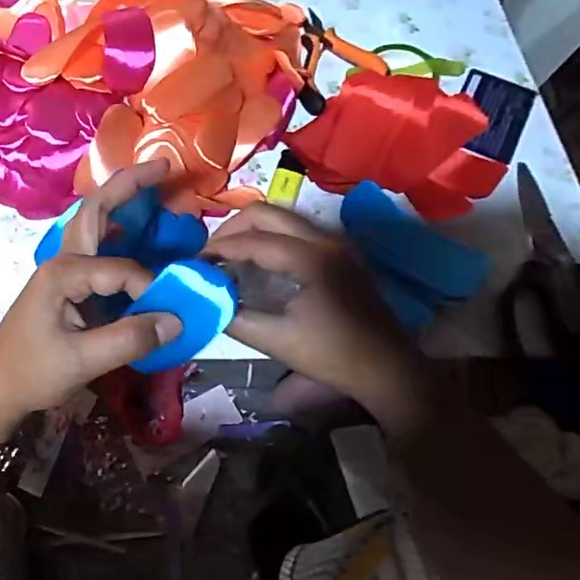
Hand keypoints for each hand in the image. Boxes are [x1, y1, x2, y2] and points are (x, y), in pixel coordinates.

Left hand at [0, 162, 178, 440]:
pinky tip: (133, 224)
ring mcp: (63, 267)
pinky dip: (117, 224)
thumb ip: (130, 339)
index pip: (122, 270)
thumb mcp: (81, 361)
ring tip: (152, 181)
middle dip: (129, 184)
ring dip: (120, 197)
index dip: (149, 290)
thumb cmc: (31, 373)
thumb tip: (176, 320)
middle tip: (163, 166)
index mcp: (63, 273)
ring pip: (94, 220)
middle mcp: (63, 259)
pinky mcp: (68, 281)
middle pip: (96, 209)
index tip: (166, 317)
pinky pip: (97, 243)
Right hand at [202, 204, 434, 438]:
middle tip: (209, 254)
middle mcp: (325, 239)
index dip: (217, 249)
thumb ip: (235, 316)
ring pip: (283, 217)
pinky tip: (259, 262)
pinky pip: (297, 229)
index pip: (251, 240)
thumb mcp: (276, 341)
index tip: (193, 264)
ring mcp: (336, 242)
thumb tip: (205, 298)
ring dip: (252, 229)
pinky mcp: (342, 252)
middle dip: (232, 228)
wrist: (387, 367)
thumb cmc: (333, 356)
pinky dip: (272, 237)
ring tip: (229, 256)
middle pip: (266, 212)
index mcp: (310, 258)